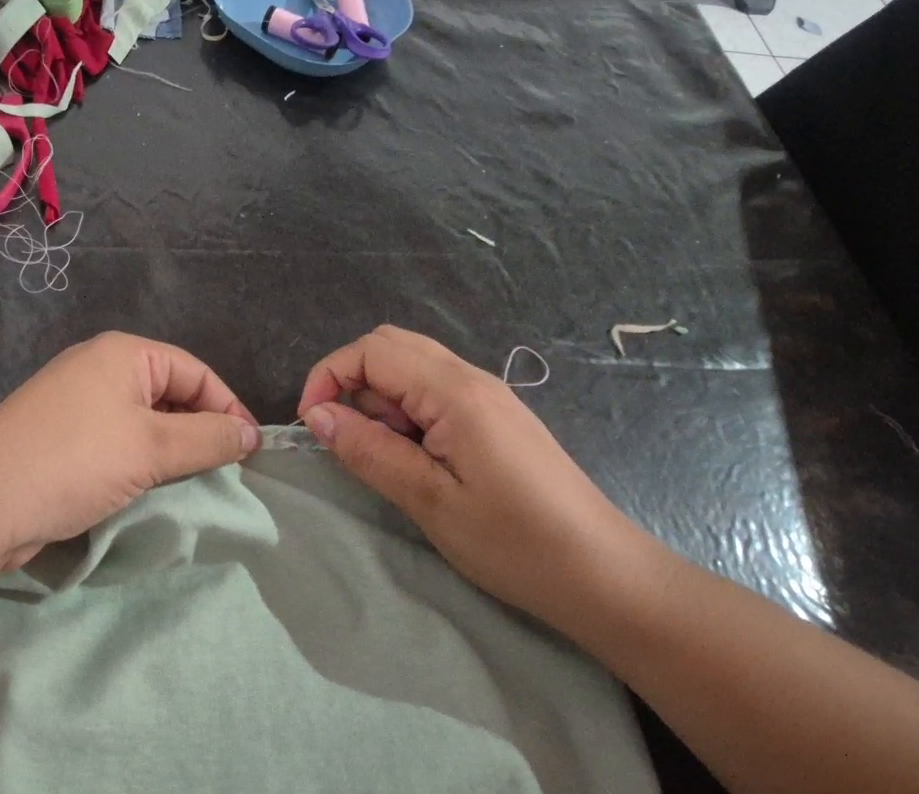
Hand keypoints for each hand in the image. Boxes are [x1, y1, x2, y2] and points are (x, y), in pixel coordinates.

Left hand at [0, 332, 259, 569]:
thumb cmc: (74, 461)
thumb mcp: (150, 447)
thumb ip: (208, 438)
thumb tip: (251, 434)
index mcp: (122, 354)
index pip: (194, 371)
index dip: (227, 407)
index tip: (251, 451)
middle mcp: (99, 369)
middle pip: (169, 393)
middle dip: (199, 429)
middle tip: (224, 472)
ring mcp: (76, 404)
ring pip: (143, 421)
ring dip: (169, 450)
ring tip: (190, 483)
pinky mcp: (61, 438)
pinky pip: (116, 441)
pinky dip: (139, 462)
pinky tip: (148, 489)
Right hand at [297, 326, 655, 627]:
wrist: (604, 574)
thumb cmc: (515, 542)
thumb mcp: (430, 502)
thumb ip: (370, 451)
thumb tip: (318, 416)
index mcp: (454, 392)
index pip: (372, 350)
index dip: (330, 377)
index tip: (314, 426)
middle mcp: (471, 377)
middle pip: (391, 345)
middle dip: (351, 381)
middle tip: (348, 438)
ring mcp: (488, 395)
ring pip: (412, 366)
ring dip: (380, 398)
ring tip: (385, 454)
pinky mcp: (496, 416)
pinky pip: (435, 389)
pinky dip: (407, 410)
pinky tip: (417, 456)